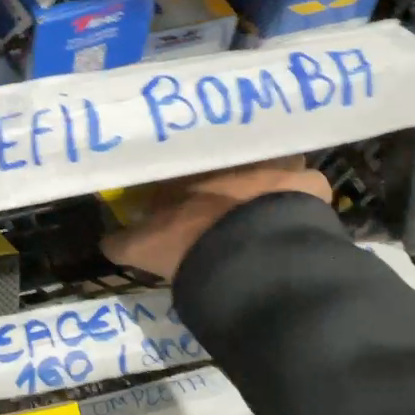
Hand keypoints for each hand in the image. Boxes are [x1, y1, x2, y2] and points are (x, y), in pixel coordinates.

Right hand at [101, 156, 332, 279]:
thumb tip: (107, 239)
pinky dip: (301, 199)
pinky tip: (295, 220)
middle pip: (228, 157)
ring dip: (267, 178)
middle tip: (225, 200)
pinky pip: (307, 187)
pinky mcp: (308, 184)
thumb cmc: (187, 244)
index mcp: (187, 164)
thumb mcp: (140, 247)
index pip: (179, 163)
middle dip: (226, 174)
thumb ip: (121, 239)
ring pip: (270, 163)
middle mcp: (228, 155)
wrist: (245, 259)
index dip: (180, 183)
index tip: (178, 199)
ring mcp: (271, 164)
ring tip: (263, 208)